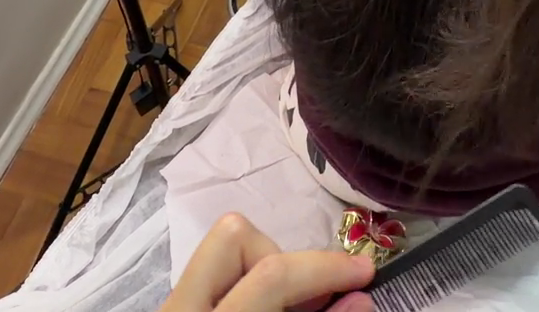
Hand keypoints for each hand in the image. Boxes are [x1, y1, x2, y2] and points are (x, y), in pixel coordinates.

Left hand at [159, 214, 374, 311]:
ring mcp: (172, 304)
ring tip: (286, 307)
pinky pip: (217, 276)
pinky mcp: (175, 307)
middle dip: (281, 256)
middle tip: (312, 296)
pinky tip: (268, 310)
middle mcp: (181, 305)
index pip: (269, 275)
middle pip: (233, 234)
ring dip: (266, 270)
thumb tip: (362, 298)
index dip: (324, 269)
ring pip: (223, 247)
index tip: (366, 275)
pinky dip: (249, 286)